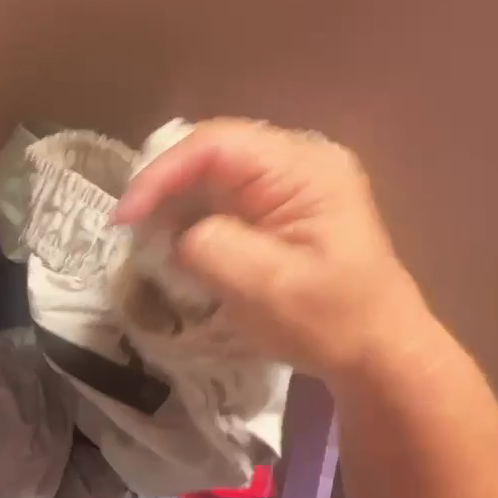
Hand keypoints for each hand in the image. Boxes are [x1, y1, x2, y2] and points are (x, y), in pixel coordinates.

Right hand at [114, 118, 445, 382]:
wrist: (374, 352)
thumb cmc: (326, 320)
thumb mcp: (264, 287)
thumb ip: (210, 248)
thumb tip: (177, 236)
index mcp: (302, 170)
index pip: (215, 145)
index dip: (159, 174)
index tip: (123, 218)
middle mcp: (296, 164)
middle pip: (210, 151)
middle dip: (161, 184)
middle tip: (127, 225)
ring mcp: (287, 188)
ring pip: (210, 174)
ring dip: (170, 202)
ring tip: (142, 236)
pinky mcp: (274, 213)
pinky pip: (218, 200)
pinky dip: (186, 218)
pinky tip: (170, 245)